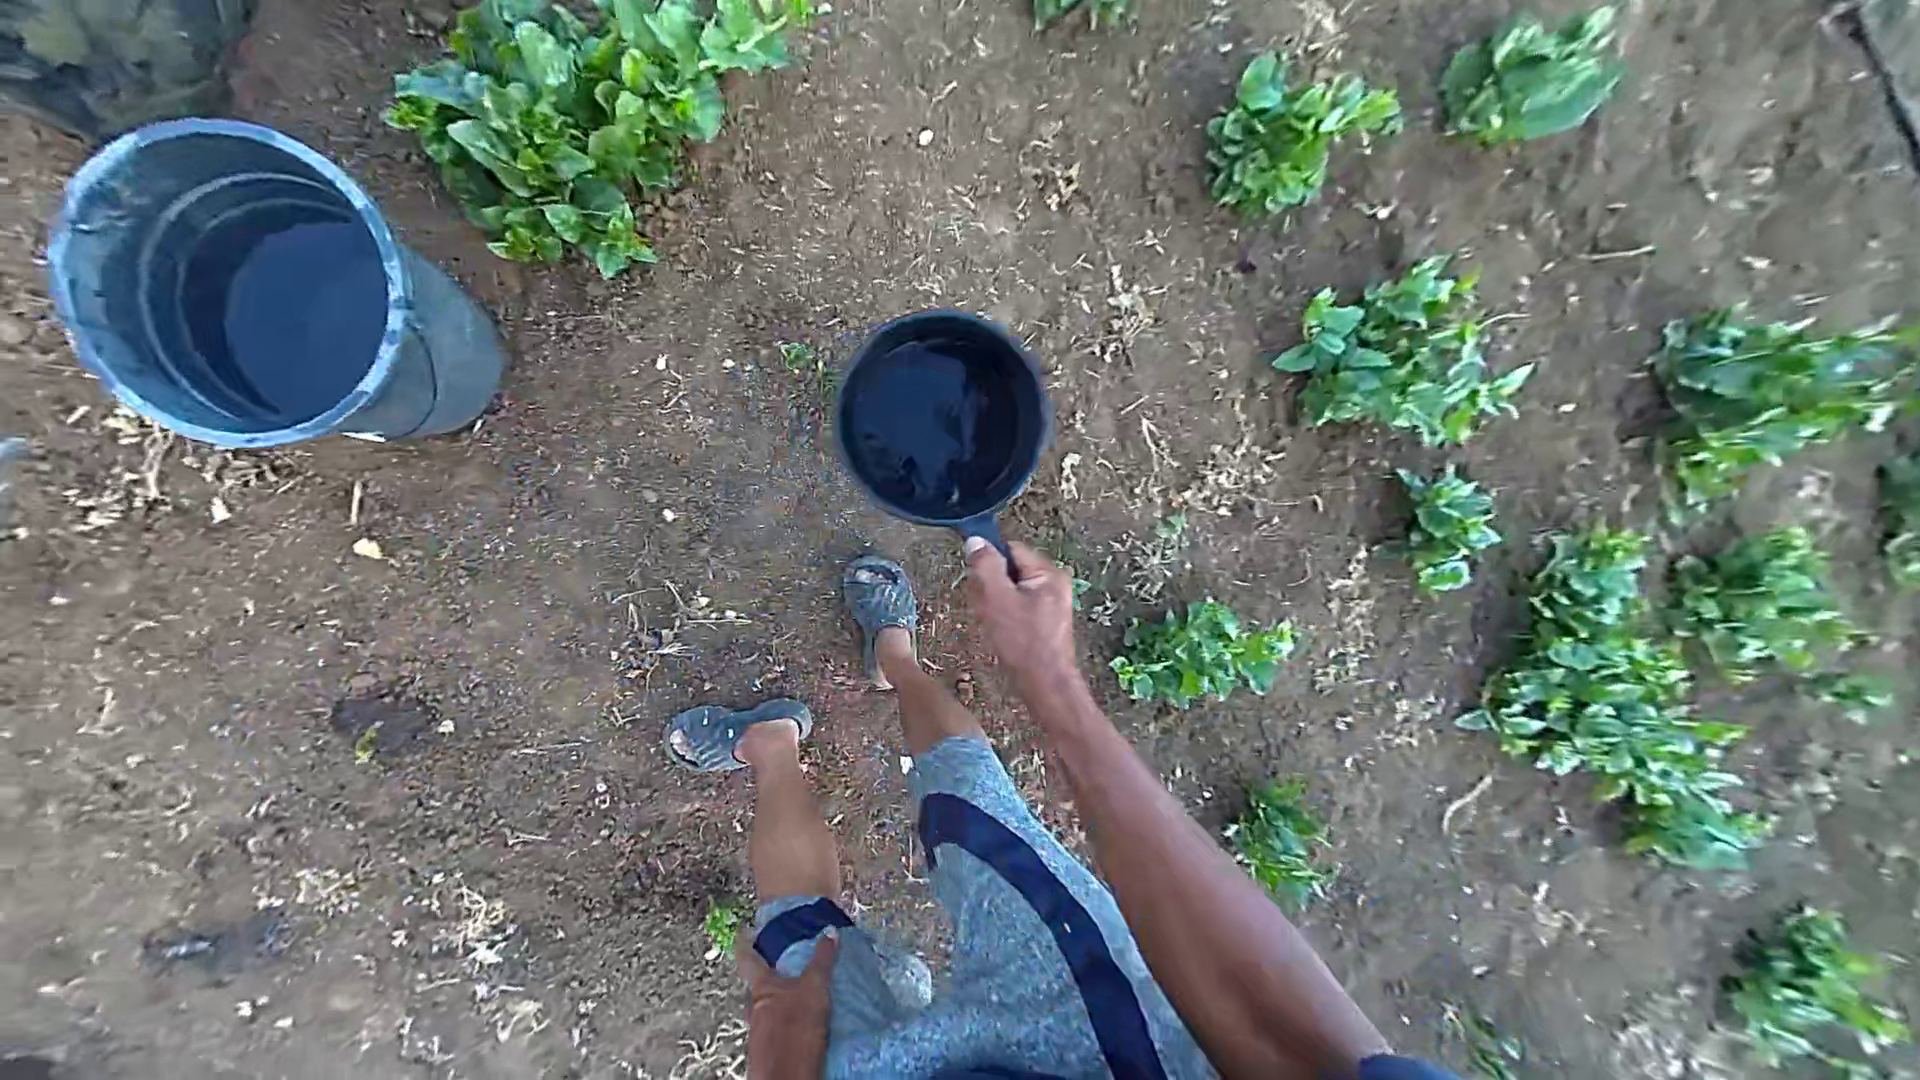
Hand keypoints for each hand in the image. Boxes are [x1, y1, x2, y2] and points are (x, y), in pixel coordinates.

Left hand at [738, 931, 836, 1079]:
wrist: (788, 1077)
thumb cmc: (796, 1027)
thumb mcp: (815, 987)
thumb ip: (822, 960)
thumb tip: (829, 933)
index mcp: (762, 989)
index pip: (748, 961)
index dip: (745, 946)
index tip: (741, 933)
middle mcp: (755, 1009)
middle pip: (756, 988)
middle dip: (767, 977)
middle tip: (781, 965)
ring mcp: (759, 1033)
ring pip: (764, 1009)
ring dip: (777, 1001)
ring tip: (796, 993)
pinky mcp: (767, 1052)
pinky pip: (773, 1028)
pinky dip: (784, 1020)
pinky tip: (798, 1021)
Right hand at [964, 539, 1079, 694]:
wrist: (1045, 684)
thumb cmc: (1022, 642)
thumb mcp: (997, 599)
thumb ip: (986, 566)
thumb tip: (976, 541)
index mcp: (1047, 573)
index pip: (1010, 549)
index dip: (989, 563)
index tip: (978, 583)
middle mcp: (1053, 584)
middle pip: (1009, 571)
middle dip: (991, 588)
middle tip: (987, 609)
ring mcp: (1051, 604)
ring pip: (1010, 591)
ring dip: (995, 604)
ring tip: (995, 624)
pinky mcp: (1045, 621)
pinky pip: (1017, 608)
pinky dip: (1004, 617)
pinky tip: (1001, 633)